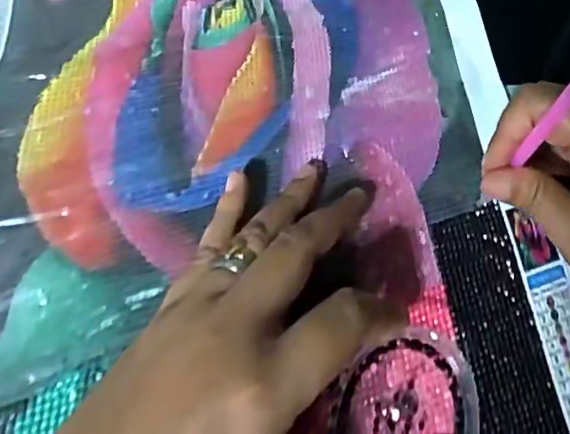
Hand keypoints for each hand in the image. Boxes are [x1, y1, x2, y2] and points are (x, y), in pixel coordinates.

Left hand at [62, 163, 405, 433]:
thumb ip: (309, 400)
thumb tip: (346, 366)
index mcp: (264, 383)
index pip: (341, 323)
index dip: (378, 310)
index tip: (398, 306)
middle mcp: (235, 326)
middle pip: (297, 252)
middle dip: (335, 218)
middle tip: (364, 192)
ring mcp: (198, 307)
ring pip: (254, 235)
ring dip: (288, 200)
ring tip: (315, 168)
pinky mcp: (170, 305)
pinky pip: (207, 246)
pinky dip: (226, 210)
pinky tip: (238, 179)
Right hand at [480, 84, 569, 333]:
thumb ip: (538, 201)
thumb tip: (491, 177)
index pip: (533, 102)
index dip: (504, 135)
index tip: (495, 183)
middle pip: (538, 104)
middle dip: (513, 145)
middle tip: (507, 195)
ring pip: (549, 117)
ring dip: (530, 154)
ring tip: (530, 203)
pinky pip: (568, 131)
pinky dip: (550, 158)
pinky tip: (555, 197)